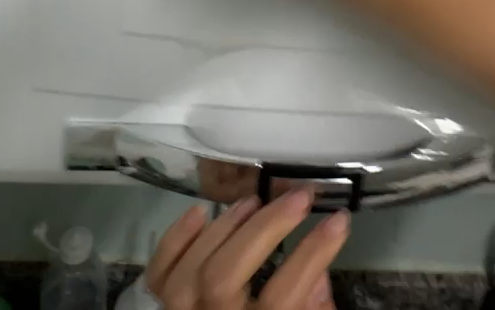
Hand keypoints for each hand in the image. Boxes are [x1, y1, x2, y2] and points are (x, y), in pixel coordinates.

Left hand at [144, 191, 347, 308]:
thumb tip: (318, 272)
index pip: (282, 298)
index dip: (313, 254)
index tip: (340, 218)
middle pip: (225, 276)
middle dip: (266, 227)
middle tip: (301, 195)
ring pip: (191, 269)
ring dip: (226, 225)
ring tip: (256, 201)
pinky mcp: (155, 308)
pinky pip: (159, 273)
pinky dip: (176, 238)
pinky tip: (201, 211)